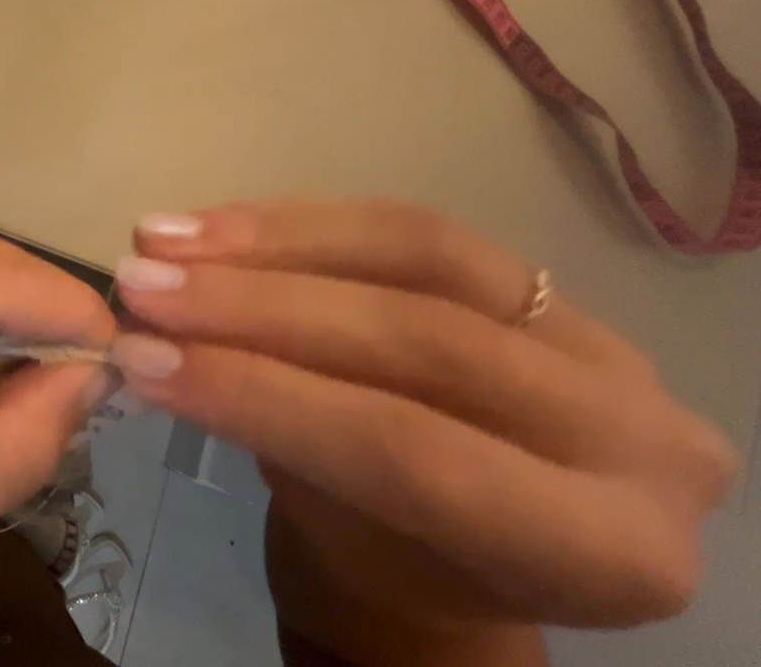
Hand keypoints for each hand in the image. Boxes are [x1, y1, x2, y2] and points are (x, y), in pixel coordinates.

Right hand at [113, 200, 737, 663]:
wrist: (445, 535)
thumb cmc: (381, 554)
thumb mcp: (327, 524)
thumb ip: (258, 429)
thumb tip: (144, 349)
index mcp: (601, 550)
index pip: (409, 451)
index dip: (261, 393)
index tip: (137, 359)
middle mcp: (637, 439)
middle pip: (419, 338)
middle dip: (251, 306)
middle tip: (138, 287)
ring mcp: (601, 343)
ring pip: (419, 254)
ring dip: (265, 241)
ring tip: (158, 237)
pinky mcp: (542, 284)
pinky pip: (408, 229)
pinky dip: (291, 221)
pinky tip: (207, 225)